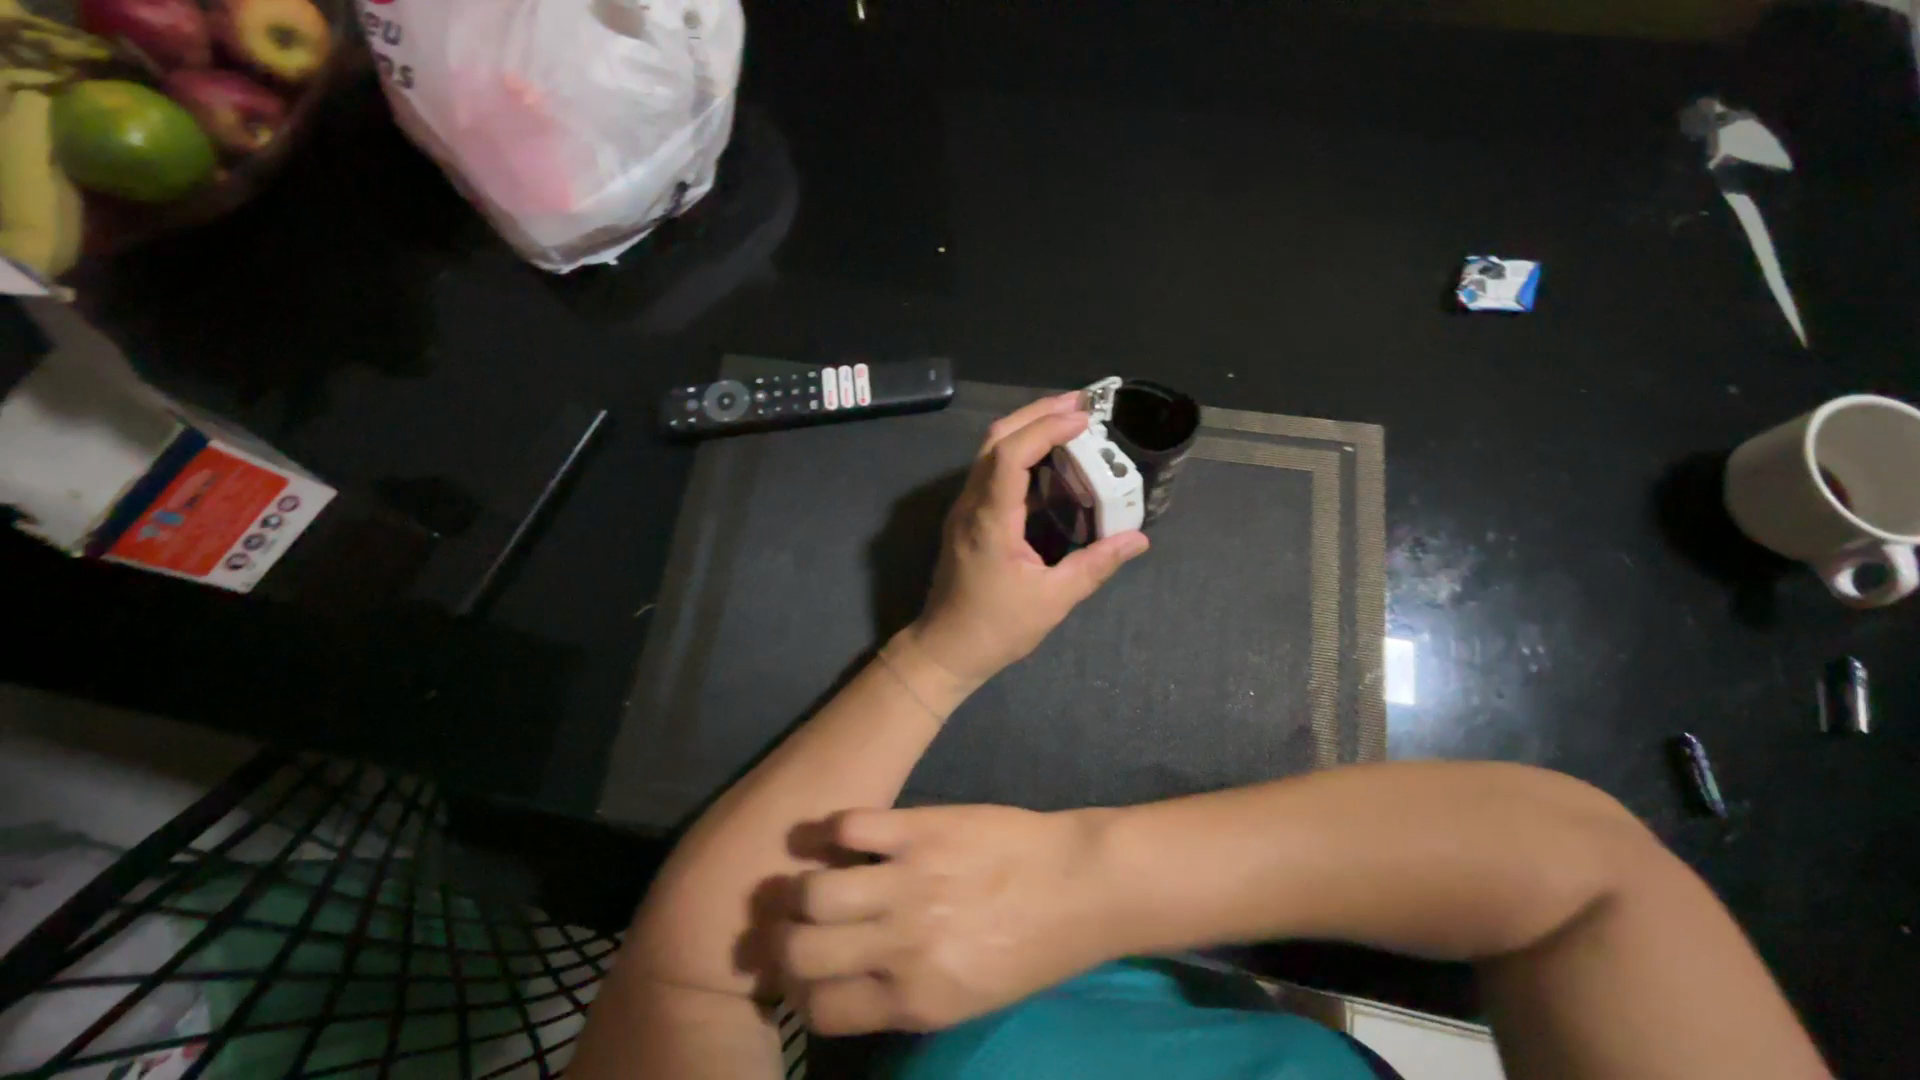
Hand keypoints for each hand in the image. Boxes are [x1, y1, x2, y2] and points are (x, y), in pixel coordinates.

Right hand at [780, 805, 1118, 1033]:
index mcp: (916, 999)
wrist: (1080, 884)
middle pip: (799, 953)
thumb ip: (901, 997)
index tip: (806, 973)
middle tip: (792, 925)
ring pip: (812, 890)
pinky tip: (846, 836)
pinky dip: (835, 830)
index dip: (801, 993)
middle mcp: (902, 945)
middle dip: (783, 942)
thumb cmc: (1031, 950)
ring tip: (813, 878)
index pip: (819, 1010)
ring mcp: (909, 882)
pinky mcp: (921, 827)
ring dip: (802, 887)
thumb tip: (840, 983)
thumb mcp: (968, 1001)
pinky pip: (850, 825)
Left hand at [908, 392, 1149, 684]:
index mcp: (990, 520)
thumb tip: (1138, 539)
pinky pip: (990, 471)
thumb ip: (1095, 565)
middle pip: (995, 440)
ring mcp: (964, 509)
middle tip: (1081, 405)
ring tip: (1069, 422)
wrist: (946, 648)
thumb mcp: (1053, 600)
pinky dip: (1019, 453)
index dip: (1045, 429)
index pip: (1010, 456)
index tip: (1083, 419)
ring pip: (989, 452)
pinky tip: (1050, 461)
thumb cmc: (996, 628)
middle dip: (1037, 414)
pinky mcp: (967, 518)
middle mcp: (971, 505)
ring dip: (1027, 429)